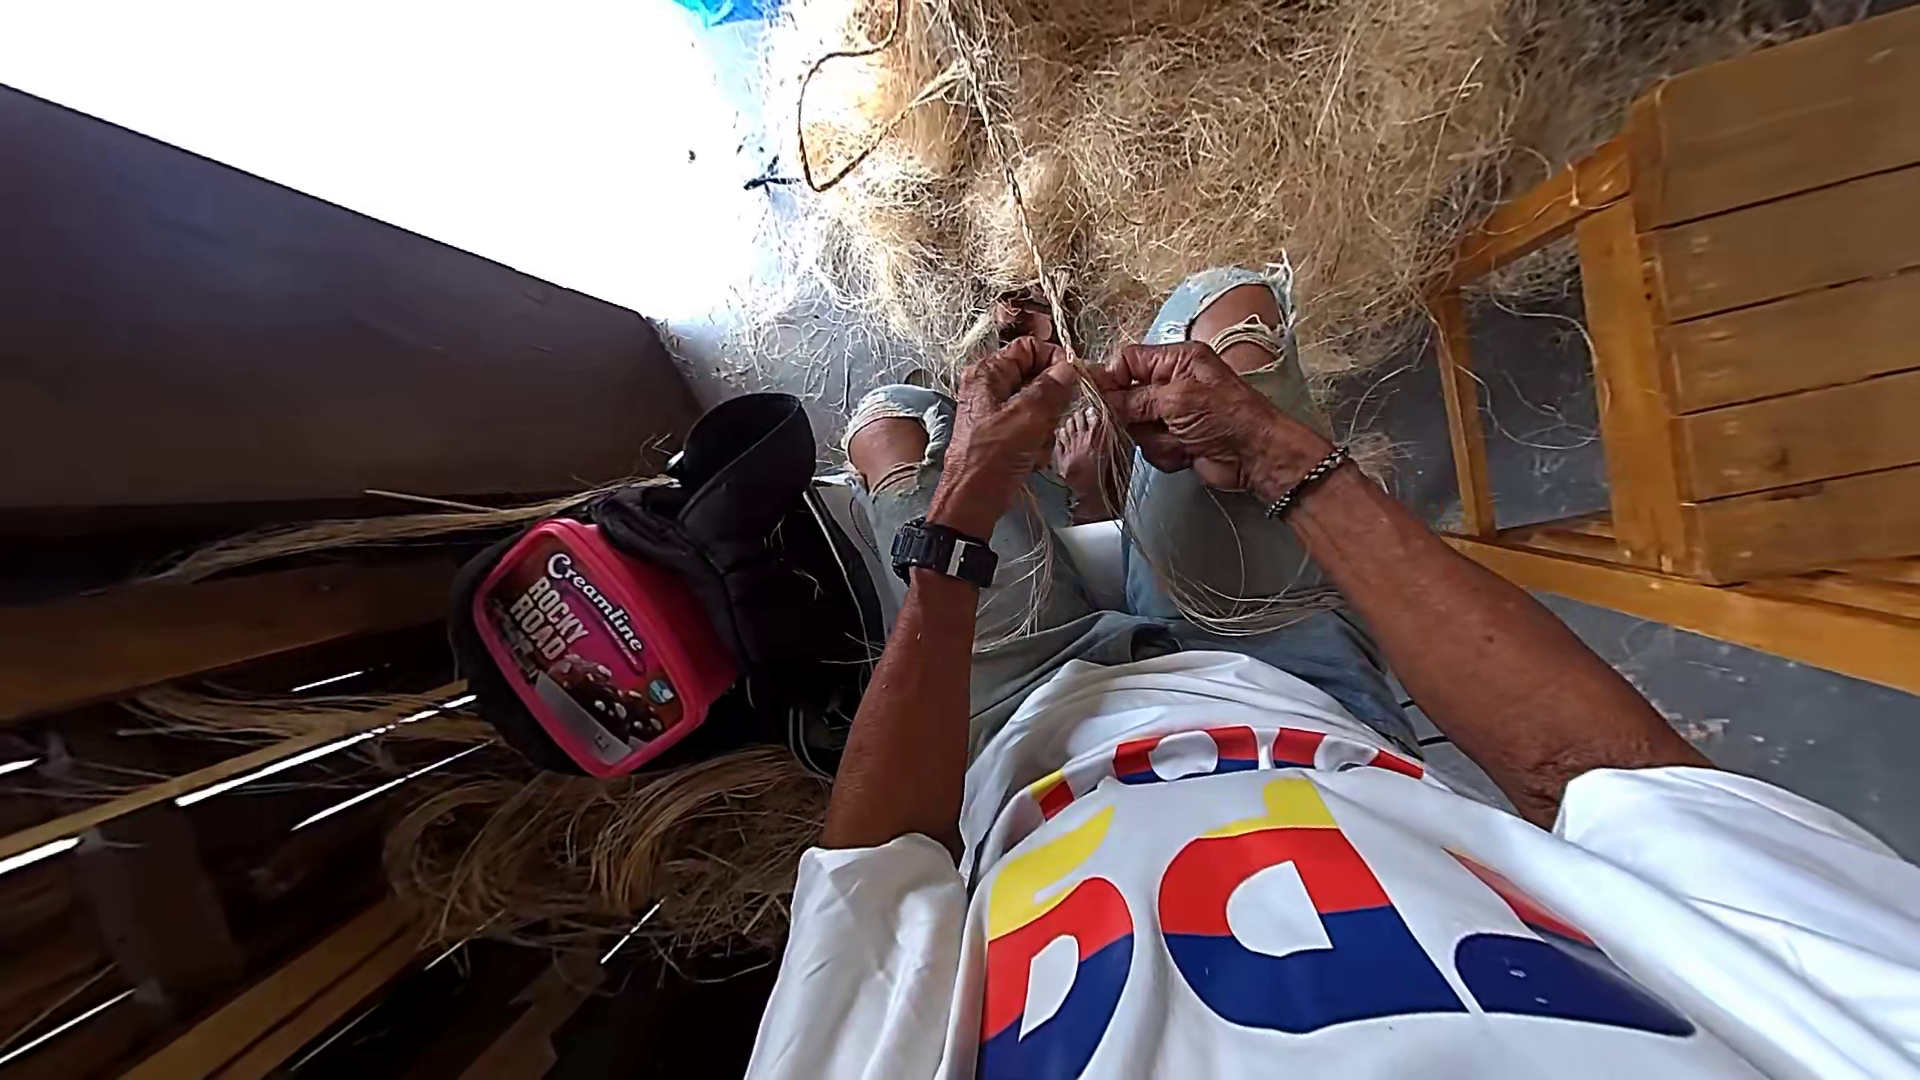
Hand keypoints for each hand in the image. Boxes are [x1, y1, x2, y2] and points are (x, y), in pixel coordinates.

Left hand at [929, 337, 1078, 538]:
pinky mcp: (1005, 435)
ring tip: (1038, 442)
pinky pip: (1034, 428)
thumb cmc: (990, 458)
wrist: (973, 500)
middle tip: (1054, 416)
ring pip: (1039, 406)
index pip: (1028, 348)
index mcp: (987, 374)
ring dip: (1046, 425)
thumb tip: (1070, 368)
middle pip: (1037, 378)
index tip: (1073, 378)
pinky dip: (1039, 441)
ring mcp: (997, 413)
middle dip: (1052, 400)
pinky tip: (1033, 455)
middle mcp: (989, 388)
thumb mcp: (1027, 416)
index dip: (1053, 359)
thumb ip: (1052, 388)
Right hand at [1095, 341, 1329, 498]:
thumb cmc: (1229, 417)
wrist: (1255, 457)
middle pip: (1125, 397)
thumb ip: (1135, 398)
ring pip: (1134, 427)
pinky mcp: (1171, 440)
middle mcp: (1170, 383)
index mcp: (1176, 360)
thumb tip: (1102, 399)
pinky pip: (1148, 447)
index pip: (1127, 360)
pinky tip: (1186, 451)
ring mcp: (1169, 414)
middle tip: (1153, 422)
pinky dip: (1165, 452)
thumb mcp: (1178, 399)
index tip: (1097, 398)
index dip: (1109, 378)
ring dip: (1155, 438)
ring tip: (1182, 439)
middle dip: (1136, 416)